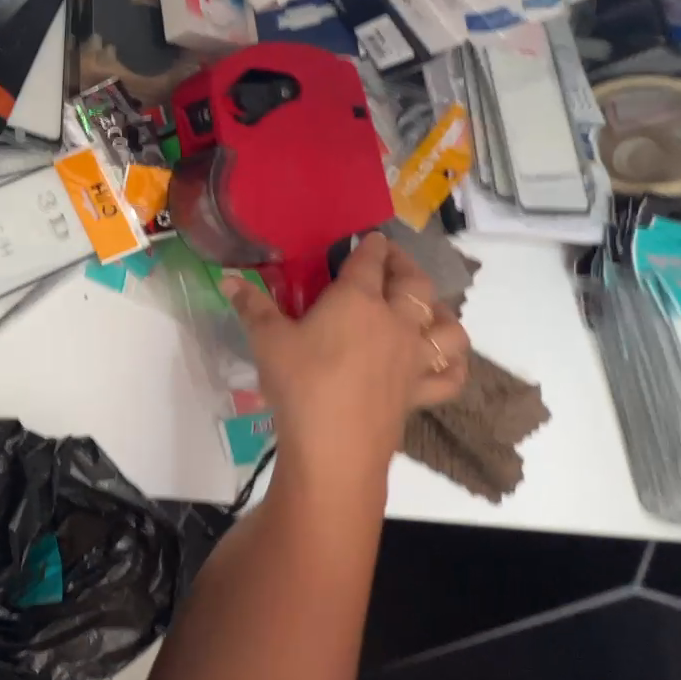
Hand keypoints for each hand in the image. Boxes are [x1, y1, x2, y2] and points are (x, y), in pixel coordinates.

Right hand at [221, 232, 470, 488]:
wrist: (334, 442)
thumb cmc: (299, 380)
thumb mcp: (265, 337)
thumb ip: (251, 305)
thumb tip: (228, 279)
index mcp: (356, 301)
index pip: (368, 263)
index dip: (369, 247)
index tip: (369, 237)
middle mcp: (395, 322)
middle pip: (416, 285)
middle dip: (405, 266)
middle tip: (392, 261)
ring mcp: (415, 359)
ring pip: (448, 327)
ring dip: (440, 312)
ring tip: (424, 308)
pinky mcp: (422, 392)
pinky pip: (451, 374)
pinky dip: (451, 363)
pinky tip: (439, 359)